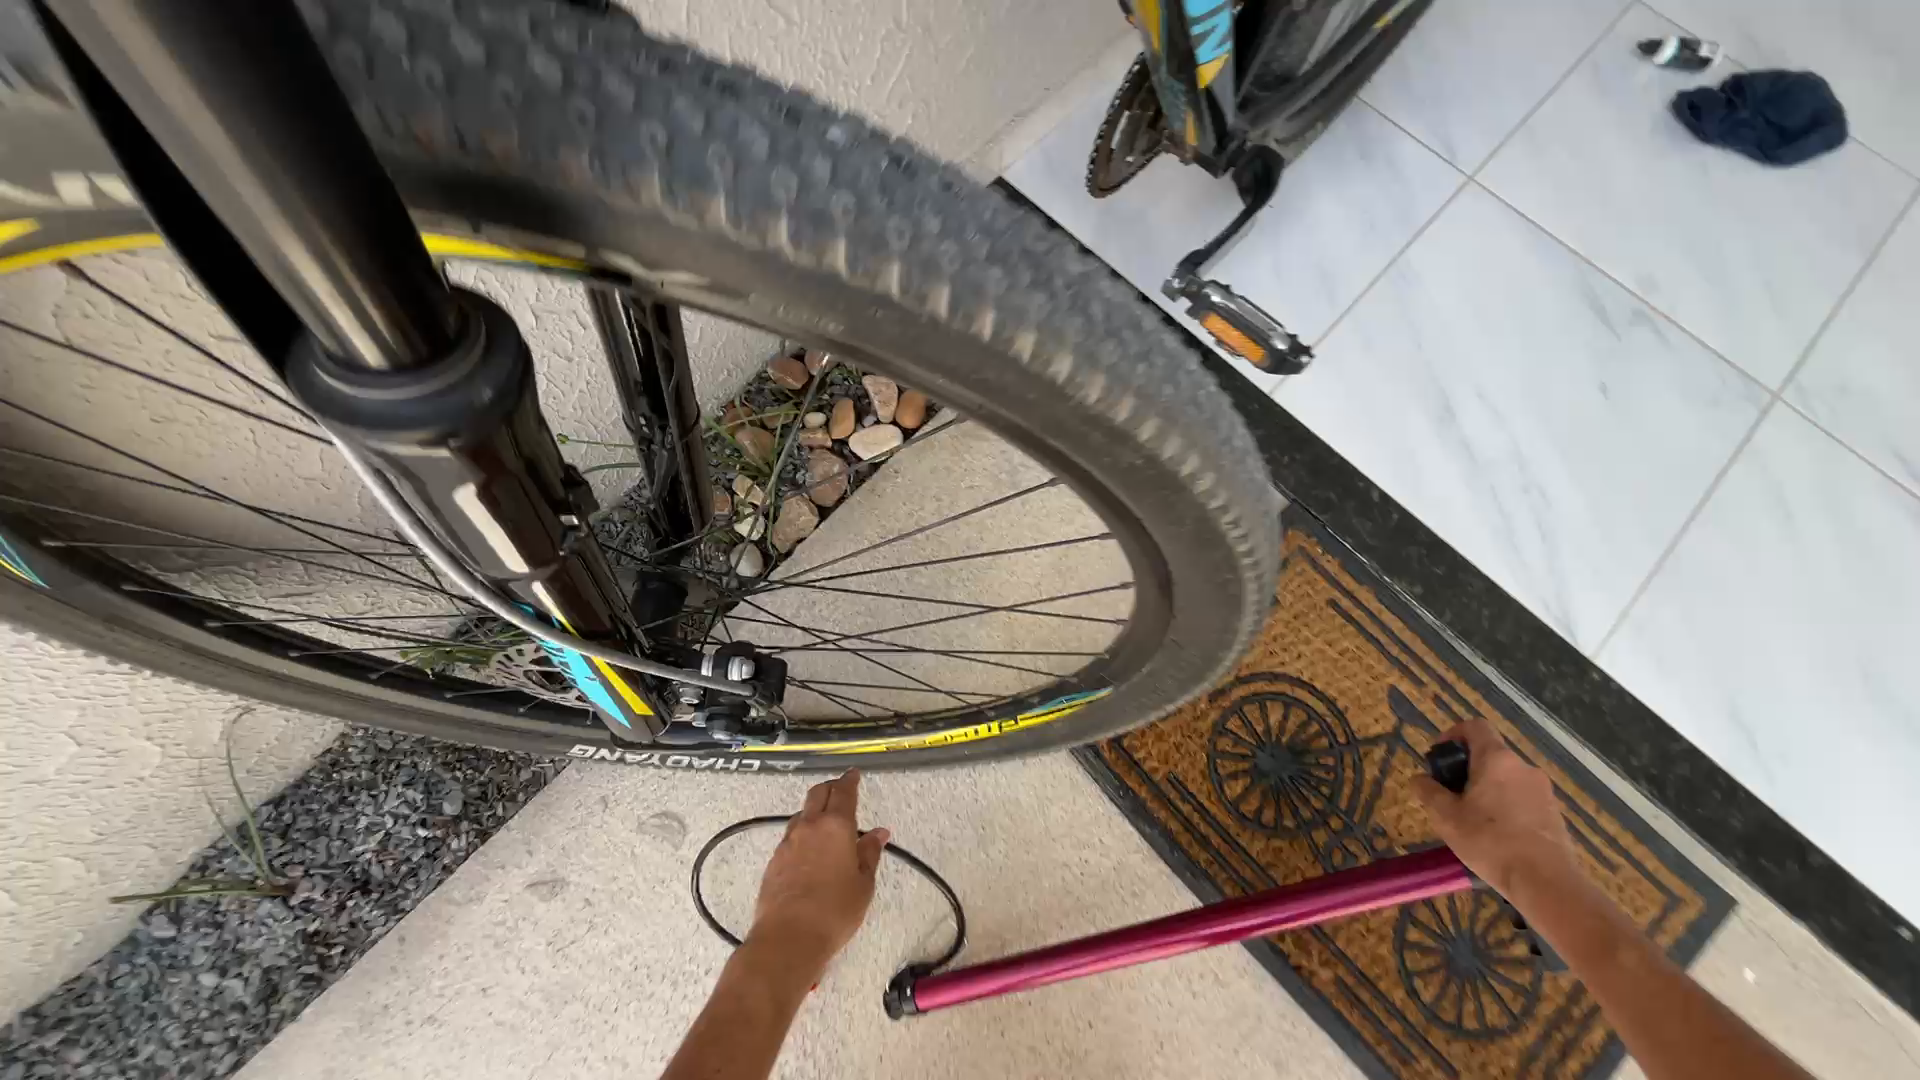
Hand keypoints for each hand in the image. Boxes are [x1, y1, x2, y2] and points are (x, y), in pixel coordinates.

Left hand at [747, 770, 889, 978]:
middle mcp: (809, 827)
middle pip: (817, 794)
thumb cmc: (835, 911)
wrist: (788, 938)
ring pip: (801, 814)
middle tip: (840, 791)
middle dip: (830, 787)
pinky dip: (803, 834)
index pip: (843, 792)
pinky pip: (791, 836)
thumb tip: (879, 833)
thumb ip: (869, 854)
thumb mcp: (863, 884)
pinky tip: (809, 851)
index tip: (854, 774)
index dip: (850, 780)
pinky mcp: (773, 861)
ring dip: (814, 811)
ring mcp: (788, 843)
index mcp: (836, 826)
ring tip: (825, 823)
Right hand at [1411, 717, 1578, 896]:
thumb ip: (1428, 791)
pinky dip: (1505, 806)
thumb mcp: (1445, 816)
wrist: (1545, 881)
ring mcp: (1543, 791)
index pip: (1475, 726)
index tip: (1441, 759)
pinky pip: (1522, 798)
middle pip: (1489, 754)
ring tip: (1472, 819)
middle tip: (1450, 796)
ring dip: (1486, 789)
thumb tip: (1420, 778)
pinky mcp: (1554, 813)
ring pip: (1505, 778)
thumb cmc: (1489, 841)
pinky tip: (1497, 835)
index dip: (1453, 734)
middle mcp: (1523, 767)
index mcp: (1496, 760)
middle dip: (1466, 769)